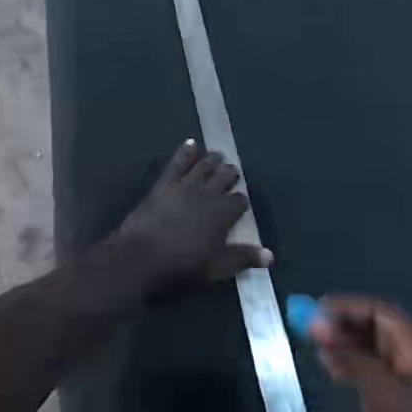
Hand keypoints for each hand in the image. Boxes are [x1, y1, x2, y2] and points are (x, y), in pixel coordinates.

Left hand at [108, 140, 271, 299]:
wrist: (141, 256)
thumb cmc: (181, 265)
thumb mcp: (216, 268)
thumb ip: (242, 258)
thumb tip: (269, 255)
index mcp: (223, 214)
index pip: (239, 201)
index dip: (241, 201)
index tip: (241, 203)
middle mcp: (207, 194)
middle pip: (224, 177)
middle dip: (230, 174)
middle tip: (233, 170)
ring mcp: (185, 186)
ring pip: (203, 166)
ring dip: (213, 160)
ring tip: (218, 155)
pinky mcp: (164, 184)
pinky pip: (177, 163)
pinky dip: (185, 152)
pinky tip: (190, 143)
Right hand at [309, 298, 411, 411]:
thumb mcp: (380, 394)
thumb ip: (348, 357)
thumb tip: (316, 328)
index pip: (381, 312)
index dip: (345, 308)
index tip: (313, 312)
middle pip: (380, 327)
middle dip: (345, 327)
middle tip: (311, 332)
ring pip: (379, 348)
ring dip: (349, 347)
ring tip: (320, 350)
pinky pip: (383, 368)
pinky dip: (359, 365)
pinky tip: (338, 370)